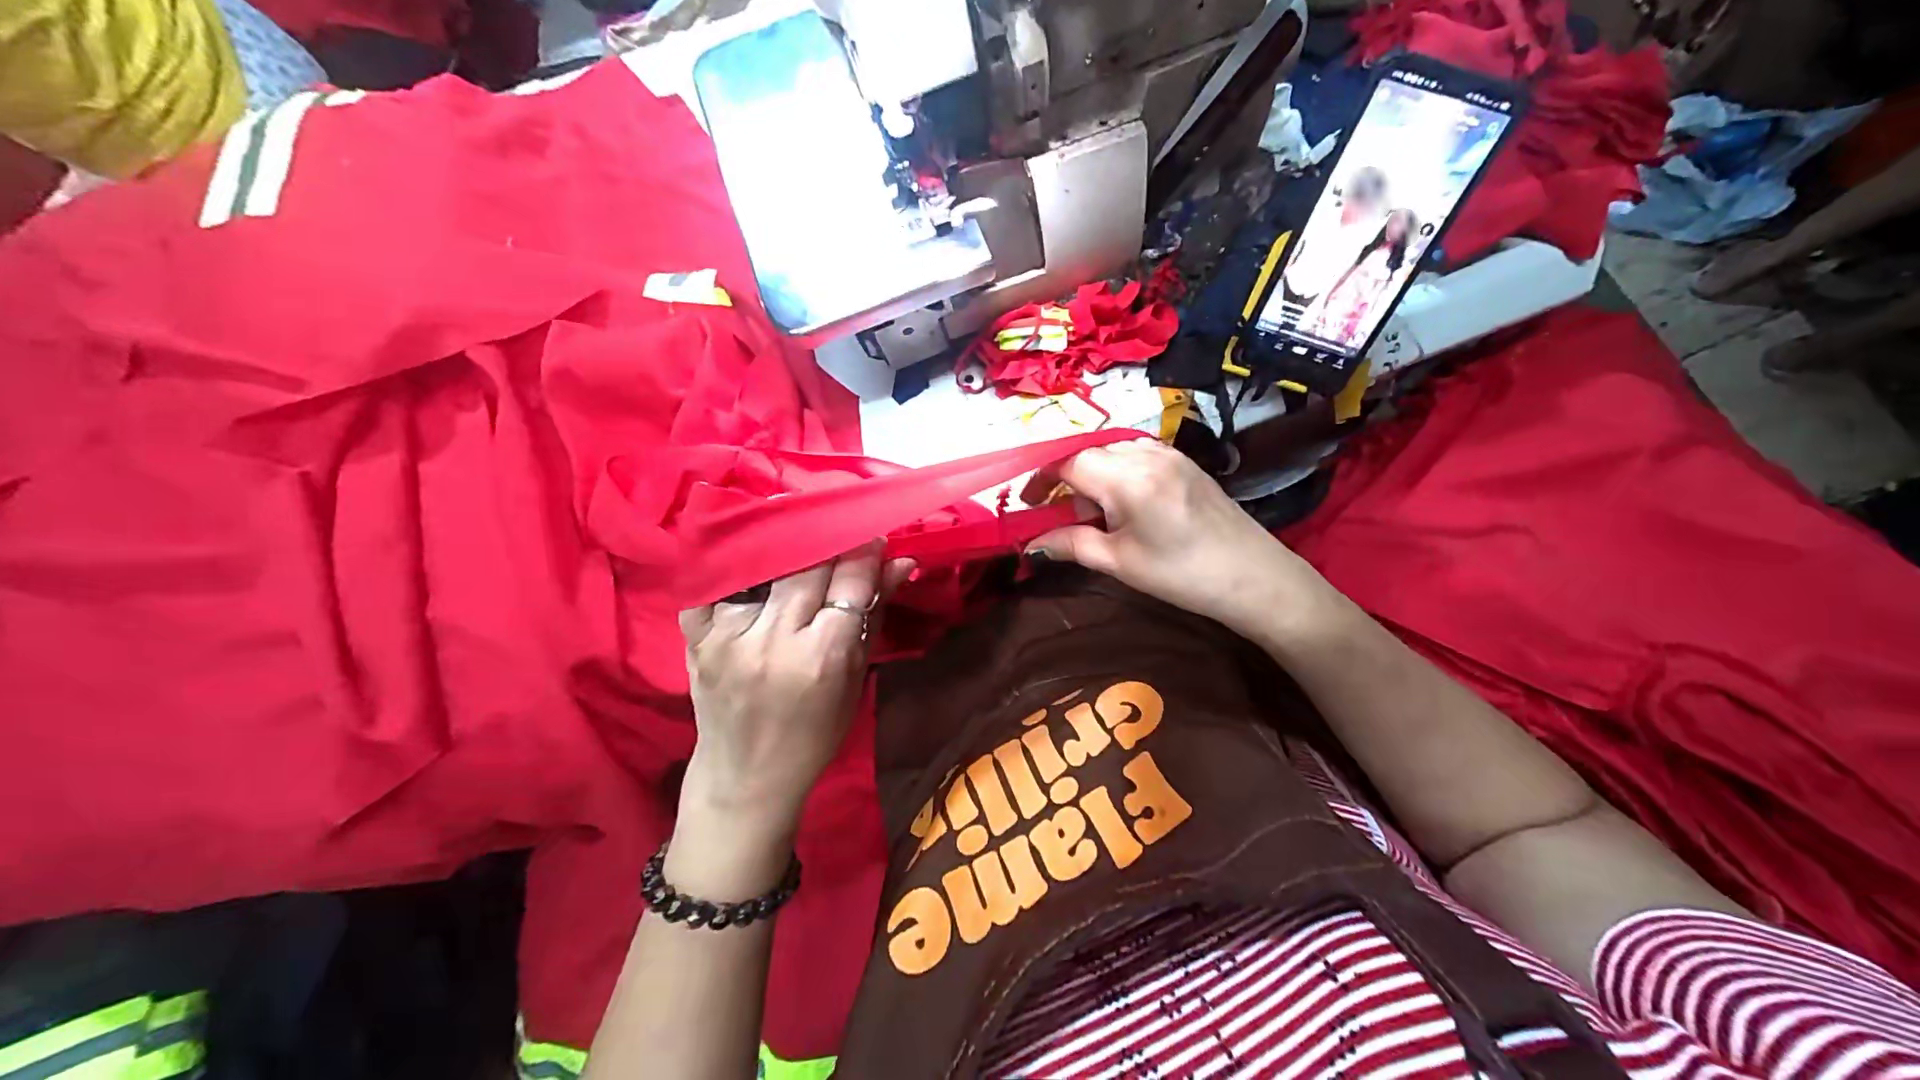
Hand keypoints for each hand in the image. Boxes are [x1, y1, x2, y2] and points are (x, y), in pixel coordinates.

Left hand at [672, 544, 911, 897]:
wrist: (745, 777)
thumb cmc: (814, 736)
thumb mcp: (855, 681)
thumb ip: (874, 616)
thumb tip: (901, 563)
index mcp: (822, 657)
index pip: (849, 582)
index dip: (866, 553)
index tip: (873, 538)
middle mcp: (773, 640)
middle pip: (807, 564)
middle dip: (831, 542)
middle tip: (841, 535)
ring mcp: (728, 635)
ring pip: (764, 563)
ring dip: (787, 545)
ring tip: (801, 538)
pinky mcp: (696, 636)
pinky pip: (714, 581)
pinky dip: (735, 564)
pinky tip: (753, 557)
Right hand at [1024, 440, 1340, 645]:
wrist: (1254, 577)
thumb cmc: (1182, 575)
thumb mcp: (1118, 562)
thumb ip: (1070, 544)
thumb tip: (1031, 542)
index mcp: (1128, 477)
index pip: (1068, 461)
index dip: (1040, 479)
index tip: (1026, 503)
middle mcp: (1147, 453)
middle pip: (1087, 451)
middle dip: (1065, 478)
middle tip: (1060, 515)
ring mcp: (1169, 453)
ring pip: (1110, 451)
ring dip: (1091, 475)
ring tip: (1095, 514)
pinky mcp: (1183, 461)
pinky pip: (1135, 454)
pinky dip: (1116, 472)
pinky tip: (1124, 504)